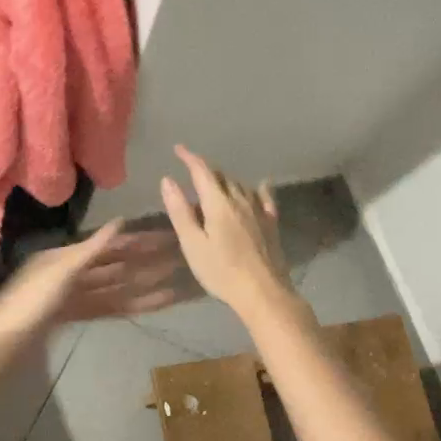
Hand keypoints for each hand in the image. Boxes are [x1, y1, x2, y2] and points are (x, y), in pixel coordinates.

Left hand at [0, 220, 184, 337]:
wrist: (2, 344)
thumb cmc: (28, 303)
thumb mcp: (60, 272)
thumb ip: (92, 249)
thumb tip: (121, 222)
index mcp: (62, 256)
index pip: (107, 245)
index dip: (137, 242)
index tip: (167, 238)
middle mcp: (68, 272)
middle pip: (113, 265)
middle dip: (144, 262)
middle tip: (179, 259)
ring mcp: (71, 297)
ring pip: (113, 288)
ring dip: (142, 285)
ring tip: (173, 283)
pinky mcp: (73, 318)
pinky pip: (106, 308)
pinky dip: (129, 305)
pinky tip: (151, 304)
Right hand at [160, 145, 291, 313]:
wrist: (263, 291)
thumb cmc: (221, 271)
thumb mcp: (193, 244)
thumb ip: (180, 211)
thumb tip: (168, 180)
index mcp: (218, 204)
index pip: (202, 171)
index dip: (190, 158)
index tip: (178, 149)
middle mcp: (240, 200)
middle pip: (222, 177)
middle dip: (206, 170)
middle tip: (191, 171)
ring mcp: (259, 211)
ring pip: (240, 186)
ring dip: (225, 180)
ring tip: (214, 184)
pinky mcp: (271, 223)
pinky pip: (265, 197)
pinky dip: (258, 188)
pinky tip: (261, 185)